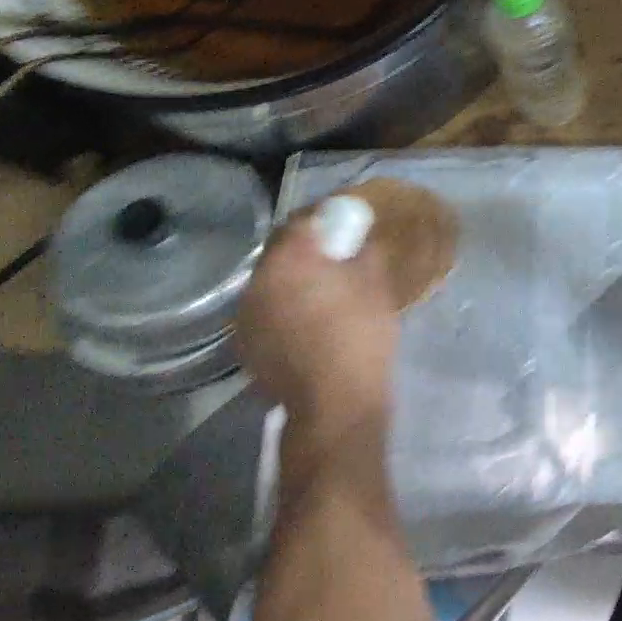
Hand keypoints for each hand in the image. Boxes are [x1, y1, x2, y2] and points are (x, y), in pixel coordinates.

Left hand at [235, 192, 407, 433]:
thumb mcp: (376, 285)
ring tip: (322, 288)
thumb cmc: (361, 335)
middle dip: (307, 247)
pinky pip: (265, 310)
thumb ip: (365, 251)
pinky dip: (284, 305)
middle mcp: (257, 280)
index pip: (301, 220)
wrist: (334, 403)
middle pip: (281, 250)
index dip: (324, 216)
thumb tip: (360, 236)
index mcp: (290, 260)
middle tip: (336, 253)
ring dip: (293, 278)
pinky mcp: (245, 343)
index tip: (345, 220)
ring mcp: (245, 314)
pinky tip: (308, 319)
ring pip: (270, 281)